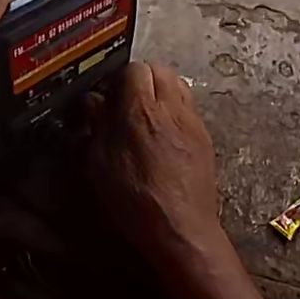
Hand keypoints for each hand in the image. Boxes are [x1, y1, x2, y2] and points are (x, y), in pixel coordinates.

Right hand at [87, 62, 227, 270]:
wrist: (182, 229)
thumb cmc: (137, 202)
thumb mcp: (102, 166)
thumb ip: (99, 126)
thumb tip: (94, 101)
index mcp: (142, 112)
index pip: (134, 68)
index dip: (118, 78)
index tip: (107, 96)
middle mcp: (172, 110)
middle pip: (160, 70)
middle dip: (141, 79)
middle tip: (124, 102)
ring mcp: (193, 123)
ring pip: (178, 85)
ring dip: (160, 92)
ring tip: (144, 116)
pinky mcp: (205, 138)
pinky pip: (189, 108)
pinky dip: (174, 111)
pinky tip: (162, 136)